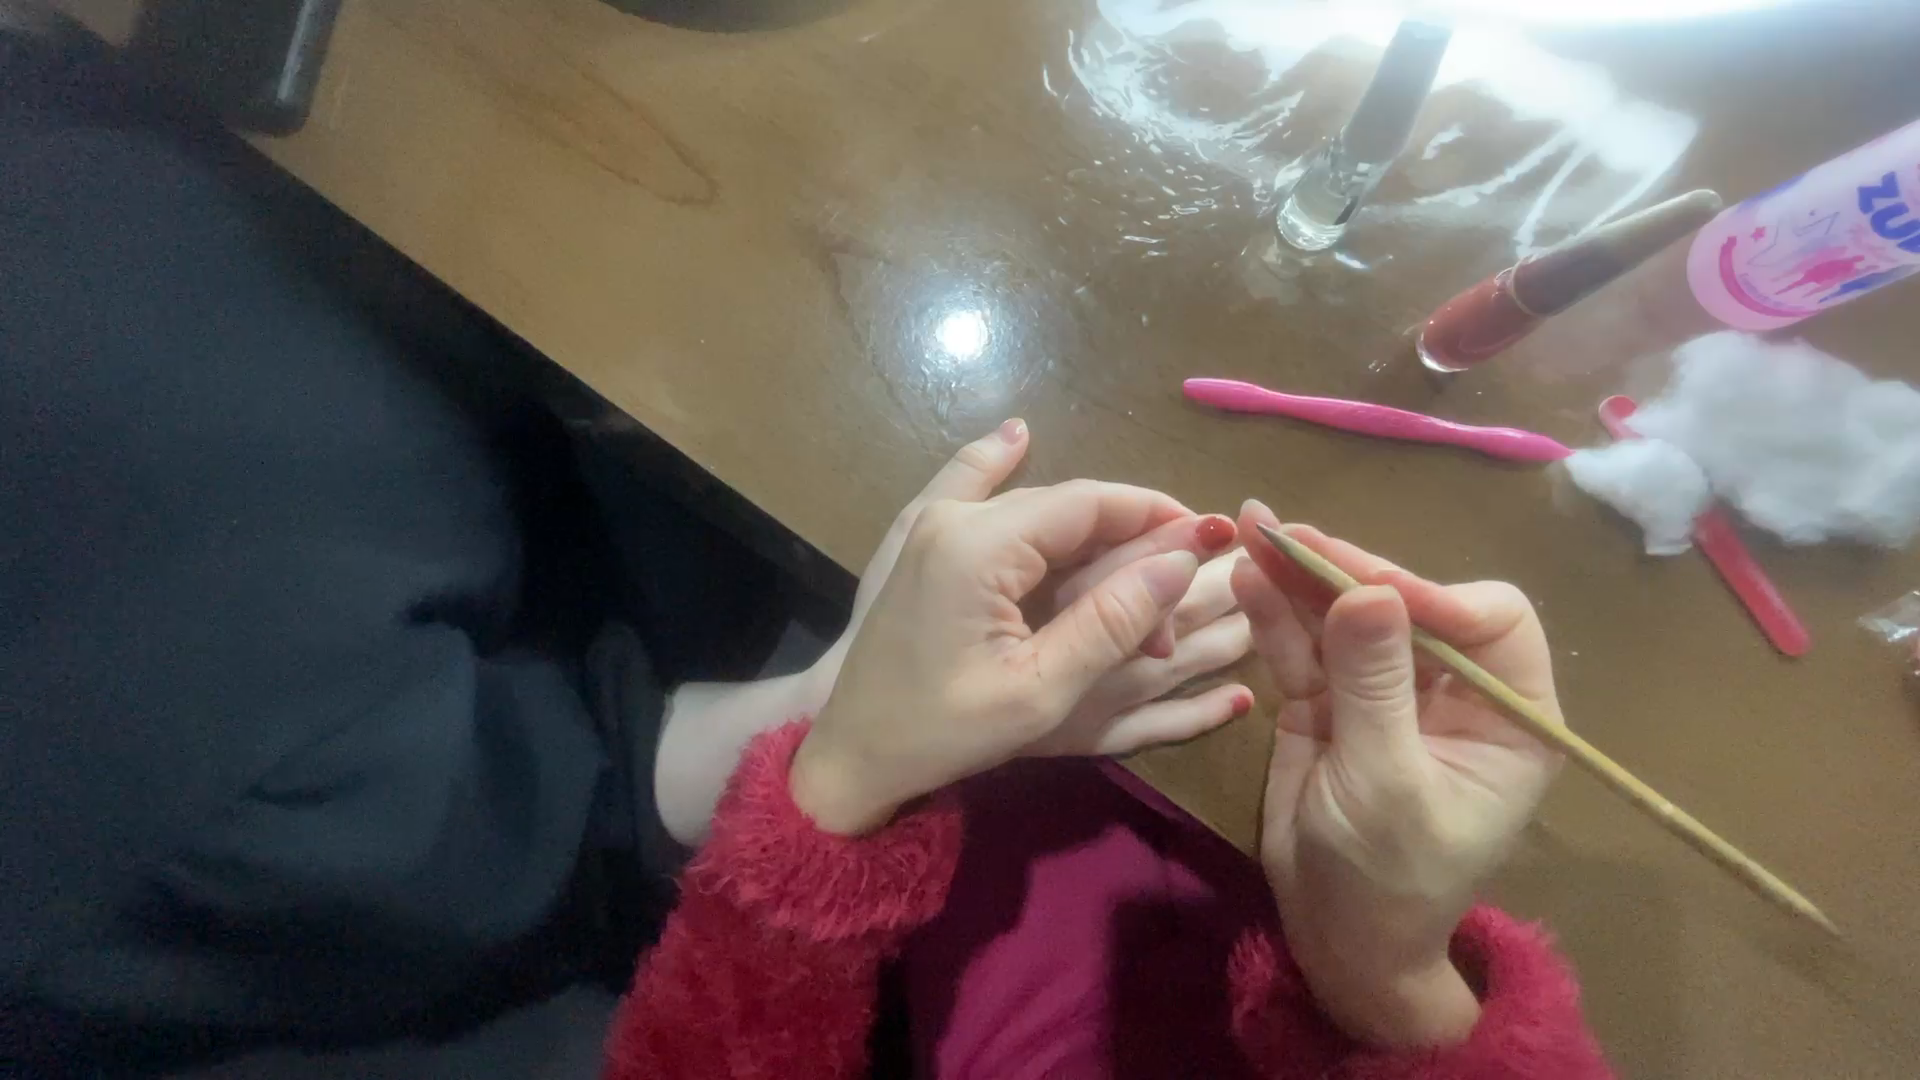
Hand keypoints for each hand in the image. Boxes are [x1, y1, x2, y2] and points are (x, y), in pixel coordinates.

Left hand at [656, 421, 1248, 846]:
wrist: (853, 749)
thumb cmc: (943, 731)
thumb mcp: (1039, 690)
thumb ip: (1112, 620)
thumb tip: (1180, 559)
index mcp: (979, 546)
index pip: (1088, 504)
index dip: (1154, 516)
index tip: (1208, 540)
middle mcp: (953, 516)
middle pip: (1064, 507)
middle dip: (1125, 547)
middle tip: (1162, 608)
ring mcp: (930, 523)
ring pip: (1031, 508)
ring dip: (1085, 540)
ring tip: (1125, 591)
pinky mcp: (920, 540)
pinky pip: (968, 487)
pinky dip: (998, 466)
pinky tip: (1015, 437)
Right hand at [1231, 500, 1564, 1047]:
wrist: (1332, 930)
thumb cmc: (1387, 875)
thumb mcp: (1386, 784)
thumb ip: (1374, 686)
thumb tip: (1369, 591)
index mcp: (1503, 714)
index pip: (1488, 623)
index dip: (1431, 594)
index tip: (1363, 590)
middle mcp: (1443, 688)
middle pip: (1400, 604)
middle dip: (1343, 569)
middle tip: (1282, 530)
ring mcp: (1375, 688)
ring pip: (1339, 616)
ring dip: (1296, 576)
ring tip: (1251, 531)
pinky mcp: (1320, 697)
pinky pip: (1299, 645)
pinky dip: (1272, 612)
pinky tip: (1246, 575)